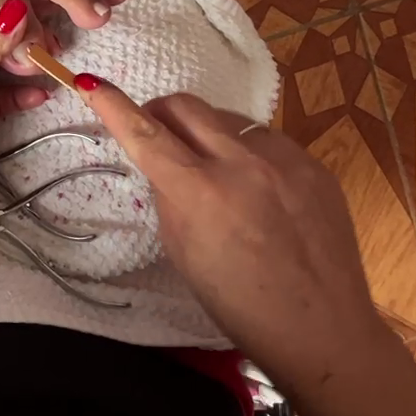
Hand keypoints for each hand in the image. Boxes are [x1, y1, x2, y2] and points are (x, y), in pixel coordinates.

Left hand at [0, 0, 48, 193]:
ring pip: (1, 69)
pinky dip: (20, 96)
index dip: (10, 11)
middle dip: (22, 41)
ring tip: (55, 65)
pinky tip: (41, 95)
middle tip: (57, 42)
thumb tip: (19, 7)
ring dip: (25, 68)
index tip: (46, 8)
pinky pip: (2, 99)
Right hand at [73, 82, 396, 393]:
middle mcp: (242, 165)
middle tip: (158, 133)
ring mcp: (285, 161)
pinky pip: (263, 139)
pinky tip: (258, 189)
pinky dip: (247, 153)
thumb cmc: (237, 301)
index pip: (145, 133)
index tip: (90, 82)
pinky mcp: (314, 165)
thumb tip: (161, 157)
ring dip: (206, 134)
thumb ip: (167, 191)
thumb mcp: (181, 247)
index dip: (112, 104)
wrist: (324, 333)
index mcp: (201, 192)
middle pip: (184, 105)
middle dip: (160, 111)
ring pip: (225, 119)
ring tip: (217, 172)